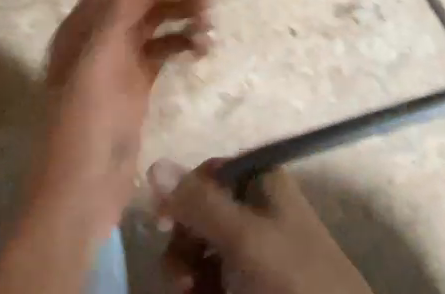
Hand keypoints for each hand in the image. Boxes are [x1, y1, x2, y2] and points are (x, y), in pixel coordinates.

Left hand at [25, 0, 212, 241]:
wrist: (79, 197)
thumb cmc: (84, 129)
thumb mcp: (96, 66)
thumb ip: (118, 16)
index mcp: (81, 26)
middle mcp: (98, 36)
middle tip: (210, 5)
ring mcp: (117, 61)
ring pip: (155, 21)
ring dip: (183, 16)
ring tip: (211, 29)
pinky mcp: (135, 84)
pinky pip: (162, 49)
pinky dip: (183, 43)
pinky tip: (202, 50)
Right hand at [150, 159, 373, 293]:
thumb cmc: (291, 276)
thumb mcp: (244, 236)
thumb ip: (199, 202)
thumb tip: (154, 163)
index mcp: (260, 181)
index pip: (208, 171)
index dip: (182, 193)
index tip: (162, 222)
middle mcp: (255, 207)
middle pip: (198, 212)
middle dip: (182, 242)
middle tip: (181, 273)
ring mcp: (252, 247)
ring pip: (199, 248)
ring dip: (185, 269)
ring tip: (189, 291)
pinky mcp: (250, 280)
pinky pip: (210, 275)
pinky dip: (199, 286)